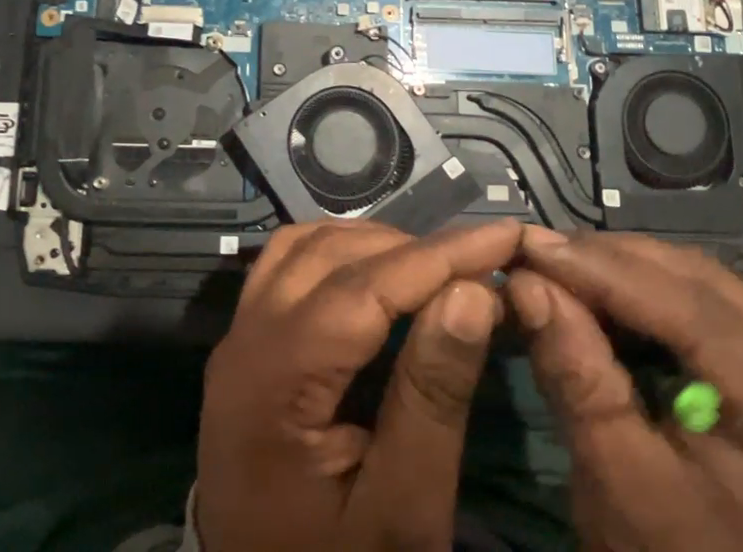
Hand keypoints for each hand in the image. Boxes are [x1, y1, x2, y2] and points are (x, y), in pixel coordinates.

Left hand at [197, 218, 522, 550]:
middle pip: (328, 256)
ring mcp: (236, 339)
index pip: (362, 288)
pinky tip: (382, 274)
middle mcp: (242, 343)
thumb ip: (431, 399)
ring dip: (374, 243)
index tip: (506, 236)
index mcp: (272, 383)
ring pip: (302, 248)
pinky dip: (339, 253)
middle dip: (412, 246)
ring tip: (441, 268)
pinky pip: (286, 267)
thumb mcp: (400, 507)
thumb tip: (473, 294)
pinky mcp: (244, 346)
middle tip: (483, 263)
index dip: (439, 256)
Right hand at [507, 229, 742, 551]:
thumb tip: (526, 283)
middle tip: (537, 255)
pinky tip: (612, 304)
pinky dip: (662, 304)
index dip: (604, 268)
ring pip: (717, 294)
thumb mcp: (617, 482)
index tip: (529, 244)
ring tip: (564, 273)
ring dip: (634, 275)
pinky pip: (728, 320)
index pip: (694, 311)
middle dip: (614, 262)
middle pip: (709, 290)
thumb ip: (577, 376)